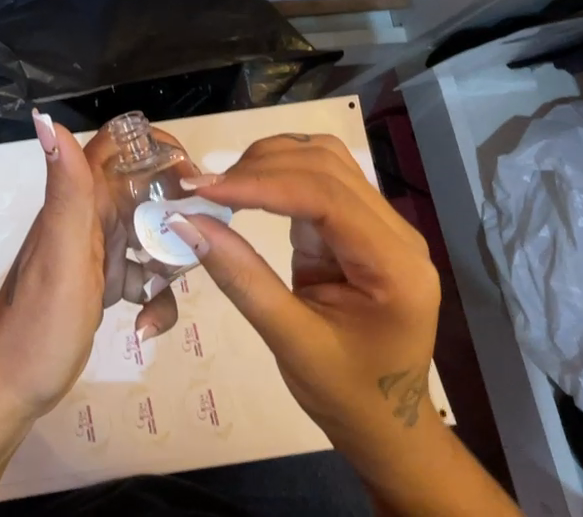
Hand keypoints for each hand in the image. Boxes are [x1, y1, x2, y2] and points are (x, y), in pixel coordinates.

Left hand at [0, 112, 187, 417]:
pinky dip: (157, 299)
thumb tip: (47, 119)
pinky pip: (145, 276)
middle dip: (179, 212)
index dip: (159, 149)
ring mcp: (98, 249)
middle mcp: (89, 214)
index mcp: (80, 198)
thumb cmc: (39, 320)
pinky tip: (147, 326)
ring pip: (152, 233)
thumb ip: (66, 188)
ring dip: (172, 260)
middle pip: (147, 189)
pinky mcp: (106, 283)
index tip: (195, 182)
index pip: (120, 146)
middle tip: (203, 243)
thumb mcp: (61, 251)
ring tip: (167, 290)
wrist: (12, 384)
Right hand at [167, 133, 440, 459]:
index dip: (260, 184)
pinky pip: (318, 179)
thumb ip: (242, 278)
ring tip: (221, 185)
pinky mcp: (357, 225)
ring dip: (268, 161)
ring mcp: (380, 225)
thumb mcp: (289, 341)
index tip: (203, 190)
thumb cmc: (345, 392)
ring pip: (323, 160)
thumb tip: (186, 222)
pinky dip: (277, 173)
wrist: (385, 422)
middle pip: (326, 166)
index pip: (326, 196)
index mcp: (394, 267)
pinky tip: (245, 189)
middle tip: (202, 189)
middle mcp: (396, 234)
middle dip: (259, 167)